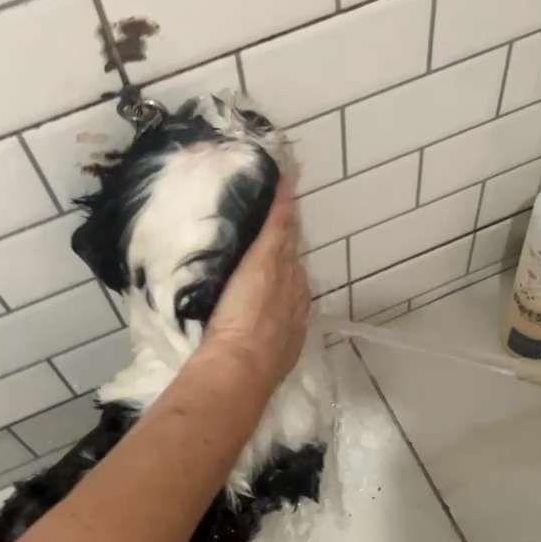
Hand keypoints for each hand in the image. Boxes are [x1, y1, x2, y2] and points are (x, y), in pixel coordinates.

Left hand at [203, 178, 309, 389]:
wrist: (244, 365)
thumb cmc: (248, 368)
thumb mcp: (263, 353)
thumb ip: (257, 340)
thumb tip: (246, 345)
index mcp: (294, 310)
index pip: (291, 277)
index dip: (287, 261)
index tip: (283, 249)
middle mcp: (296, 286)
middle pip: (293, 252)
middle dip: (291, 232)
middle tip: (287, 210)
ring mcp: (283, 269)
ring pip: (287, 234)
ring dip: (286, 212)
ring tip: (284, 187)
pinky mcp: (267, 255)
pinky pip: (277, 219)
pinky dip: (280, 196)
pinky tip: (279, 173)